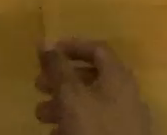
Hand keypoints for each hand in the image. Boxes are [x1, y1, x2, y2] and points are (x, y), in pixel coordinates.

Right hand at [36, 40, 150, 134]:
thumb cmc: (94, 131)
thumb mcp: (70, 96)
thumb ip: (57, 67)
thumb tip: (44, 41)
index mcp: (119, 78)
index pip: (97, 49)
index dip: (71, 46)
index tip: (48, 54)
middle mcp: (127, 96)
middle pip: (91, 78)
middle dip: (61, 80)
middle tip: (38, 86)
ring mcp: (127, 122)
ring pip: (91, 103)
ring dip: (63, 104)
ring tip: (41, 116)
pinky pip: (97, 125)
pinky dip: (75, 123)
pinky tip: (56, 134)